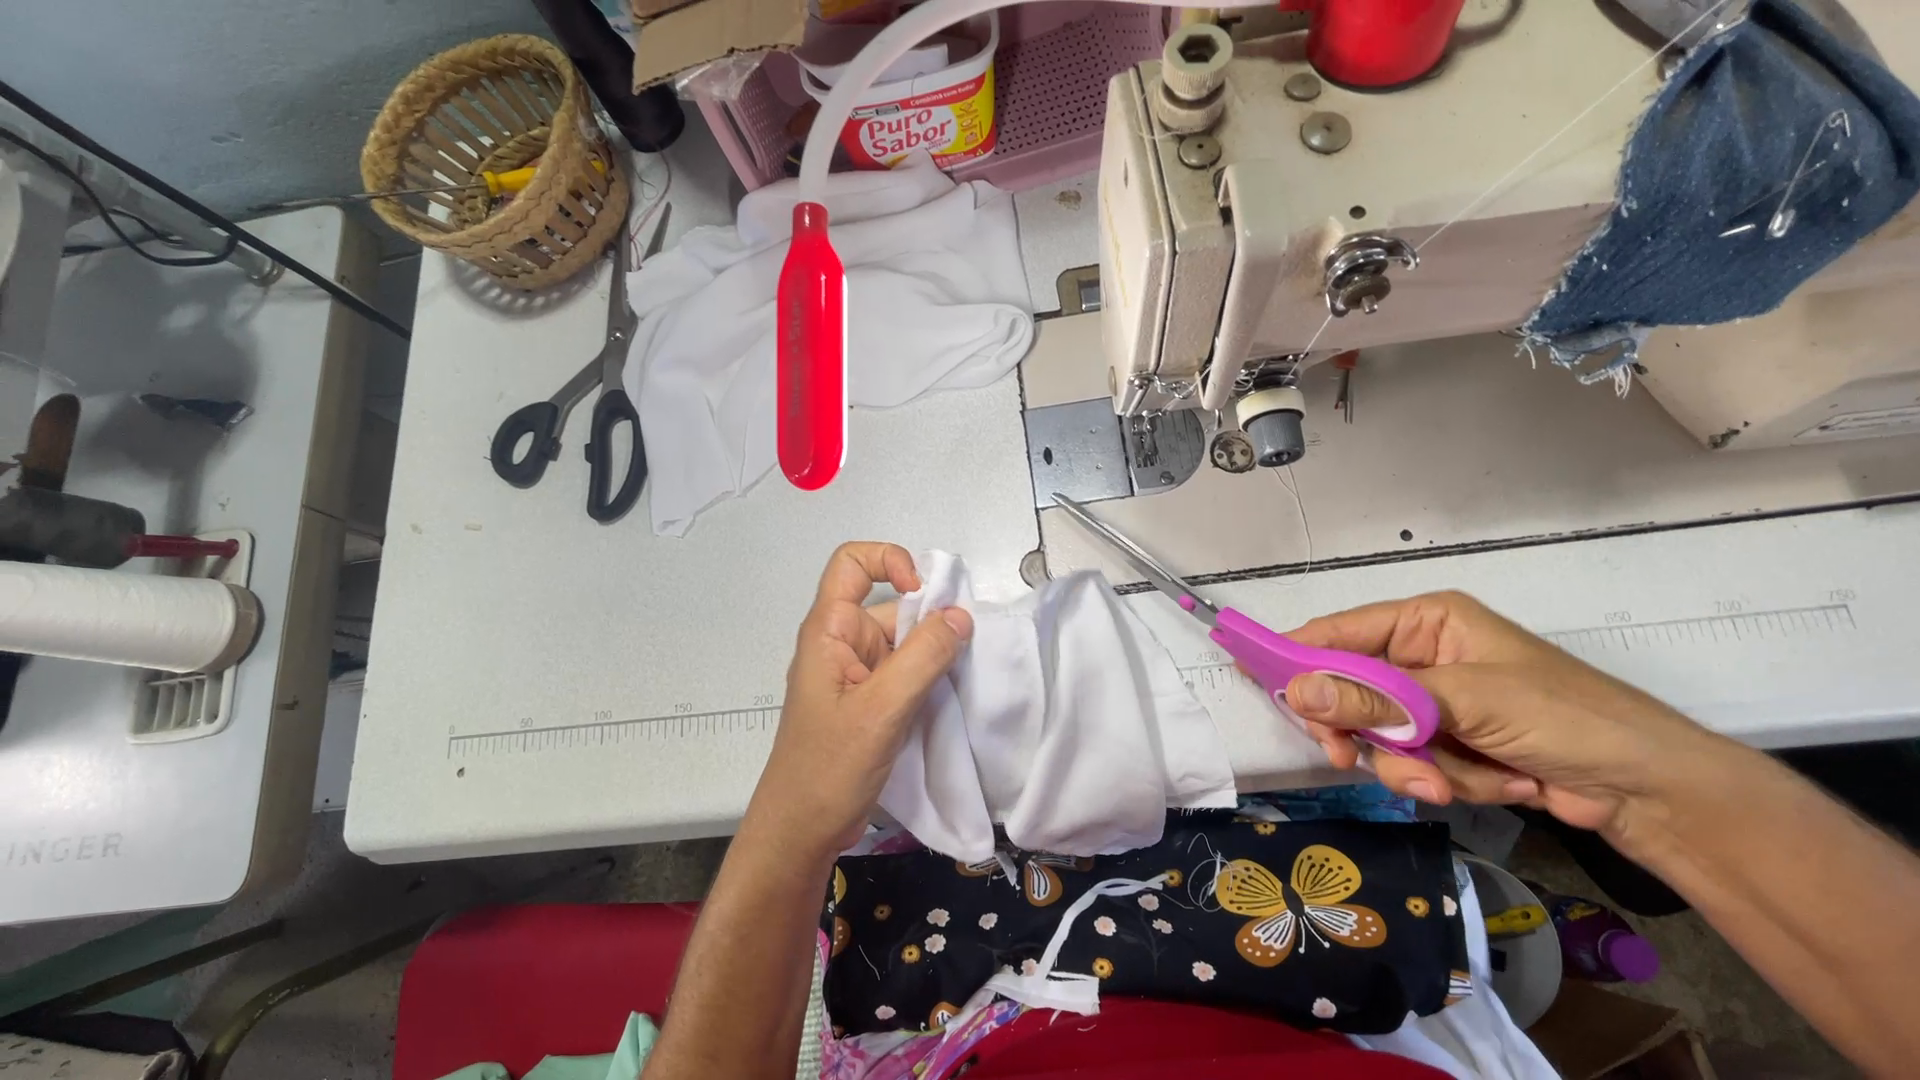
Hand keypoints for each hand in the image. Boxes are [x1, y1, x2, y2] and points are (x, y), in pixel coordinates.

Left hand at [743, 542, 972, 860]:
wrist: (802, 831)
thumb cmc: (829, 768)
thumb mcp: (882, 709)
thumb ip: (923, 658)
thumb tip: (961, 615)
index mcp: (829, 631)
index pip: (851, 564)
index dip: (889, 560)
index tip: (923, 594)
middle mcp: (843, 644)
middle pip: (892, 606)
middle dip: (930, 621)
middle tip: (964, 654)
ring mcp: (858, 675)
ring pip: (906, 642)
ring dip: (935, 654)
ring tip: (962, 681)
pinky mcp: (871, 702)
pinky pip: (907, 673)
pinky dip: (931, 678)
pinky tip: (952, 698)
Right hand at [1281, 591, 1727, 845]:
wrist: (1647, 788)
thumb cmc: (1562, 715)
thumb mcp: (1462, 701)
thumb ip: (1376, 700)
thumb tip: (1296, 693)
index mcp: (1427, 623)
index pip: (1340, 633)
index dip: (1297, 655)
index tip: (1255, 678)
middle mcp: (1423, 658)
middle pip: (1349, 691)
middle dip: (1361, 730)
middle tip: (1343, 756)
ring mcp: (1436, 706)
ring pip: (1378, 737)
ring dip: (1412, 765)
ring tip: (1450, 780)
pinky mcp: (1451, 747)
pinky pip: (1411, 764)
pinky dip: (1443, 780)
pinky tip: (1493, 784)